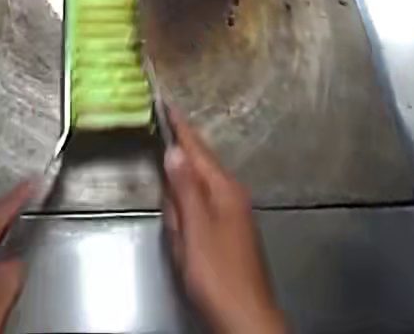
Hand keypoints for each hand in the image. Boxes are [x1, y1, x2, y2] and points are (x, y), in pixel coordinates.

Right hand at [161, 106, 286, 333]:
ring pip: (195, 193)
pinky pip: (200, 213)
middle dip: (175, 175)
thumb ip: (183, 187)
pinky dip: (187, 219)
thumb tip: (174, 149)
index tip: (166, 102)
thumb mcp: (195, 228)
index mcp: (223, 188)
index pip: (196, 147)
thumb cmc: (218, 273)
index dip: (179, 126)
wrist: (247, 323)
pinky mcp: (227, 235)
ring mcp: (231, 215)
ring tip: (176, 229)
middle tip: (167, 200)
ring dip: (180, 203)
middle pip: (195, 168)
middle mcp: (230, 195)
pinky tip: (184, 238)